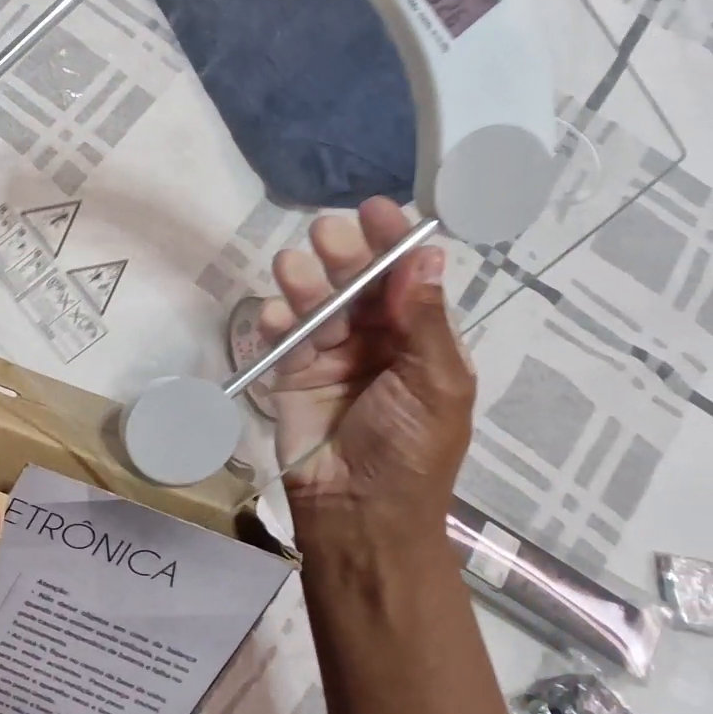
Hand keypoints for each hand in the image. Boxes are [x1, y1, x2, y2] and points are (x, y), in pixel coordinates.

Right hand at [259, 197, 476, 539]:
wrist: (356, 503)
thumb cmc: (410, 447)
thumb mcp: (436, 384)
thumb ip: (426, 322)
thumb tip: (428, 257)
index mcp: (420, 340)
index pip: (407, 281)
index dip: (395, 245)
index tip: (377, 210)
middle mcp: (374, 340)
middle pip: (357, 283)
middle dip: (344, 253)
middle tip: (328, 231)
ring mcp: (328, 355)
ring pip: (315, 301)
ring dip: (306, 280)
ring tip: (295, 266)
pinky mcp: (288, 371)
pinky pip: (281, 333)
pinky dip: (277, 319)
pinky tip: (278, 316)